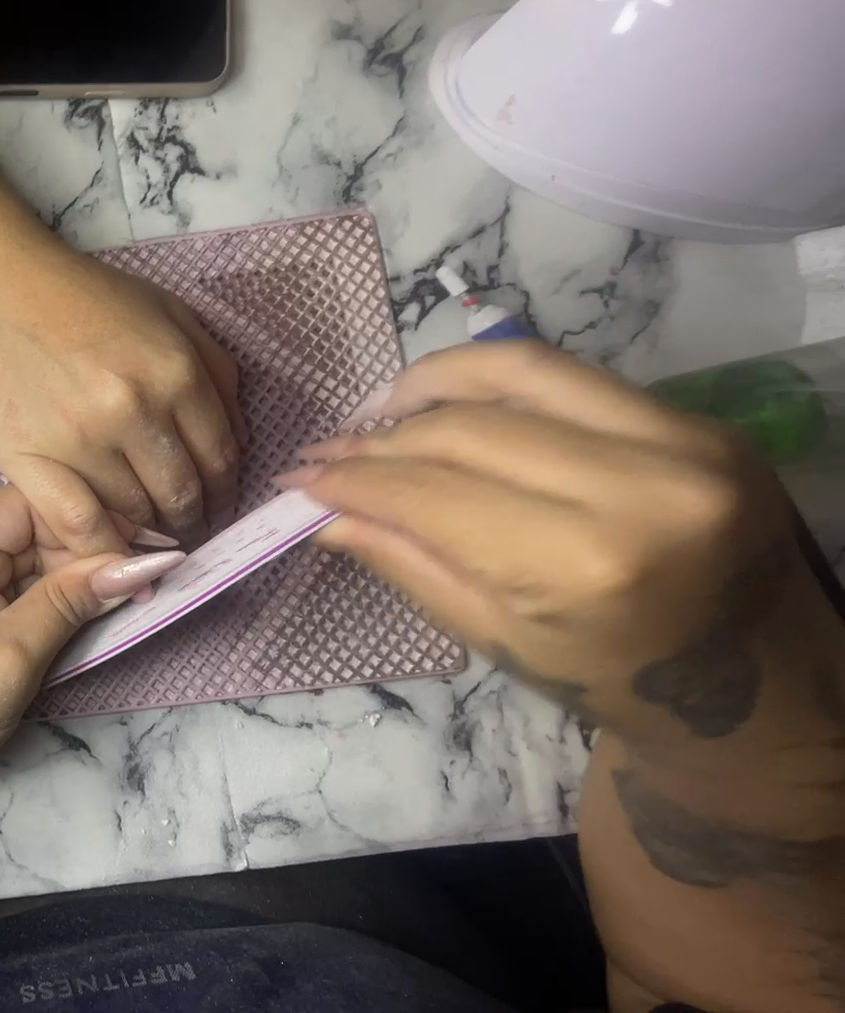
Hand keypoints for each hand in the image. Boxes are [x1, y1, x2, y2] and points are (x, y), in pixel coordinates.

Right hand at [0, 246, 241, 555]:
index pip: (220, 459)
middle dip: (191, 520)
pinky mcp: (28, 459)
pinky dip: (100, 548)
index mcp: (175, 372)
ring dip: (147, 531)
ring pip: (134, 514)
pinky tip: (110, 550)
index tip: (216, 507)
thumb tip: (236, 442)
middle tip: (184, 528)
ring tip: (145, 531)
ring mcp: (78, 440)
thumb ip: (216, 372)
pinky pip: (76, 524)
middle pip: (182, 495)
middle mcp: (133, 411)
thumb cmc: (81, 297)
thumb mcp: (170, 312)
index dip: (224, 494)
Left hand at [0, 488, 185, 823]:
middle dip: (88, 550)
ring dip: (76, 571)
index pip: (31, 504)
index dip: (90, 523)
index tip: (146, 549)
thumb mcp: (17, 650)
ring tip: (131, 591)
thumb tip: (149, 561)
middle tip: (147, 577)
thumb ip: (75, 598)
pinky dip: (54, 587)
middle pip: (33, 522)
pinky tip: (92, 600)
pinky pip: (19, 571)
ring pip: (31, 547)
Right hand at [280, 342, 817, 750]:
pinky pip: (560, 372)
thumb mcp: (487, 633)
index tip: (294, 480)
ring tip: (371, 416)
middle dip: (371, 443)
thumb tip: (319, 509)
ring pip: (510, 372)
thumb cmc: (606, 676)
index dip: (347, 482)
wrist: (759, 682)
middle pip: (458, 430)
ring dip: (420, 388)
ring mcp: (679, 440)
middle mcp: (639, 485)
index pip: (427, 493)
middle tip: (321, 455)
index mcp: (583, 562)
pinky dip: (482, 376)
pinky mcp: (691, 419)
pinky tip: (437, 399)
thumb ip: (399, 558)